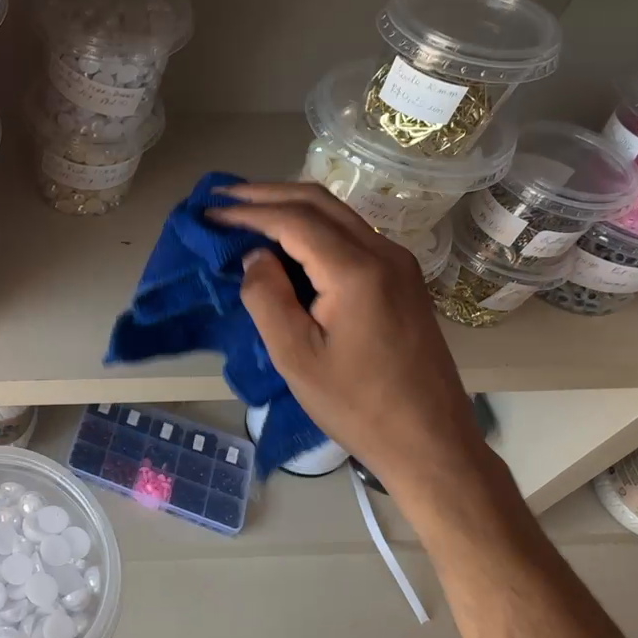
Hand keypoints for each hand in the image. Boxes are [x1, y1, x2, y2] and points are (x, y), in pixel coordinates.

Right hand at [207, 182, 487, 493]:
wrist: (430, 442)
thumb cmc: (357, 405)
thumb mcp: (295, 356)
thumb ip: (267, 297)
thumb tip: (254, 256)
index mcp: (357, 270)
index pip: (293, 220)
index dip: (246, 212)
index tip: (207, 213)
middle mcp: (384, 253)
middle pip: (318, 202)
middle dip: (265, 195)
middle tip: (219, 197)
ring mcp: (399, 264)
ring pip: (337, 213)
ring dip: (288, 206)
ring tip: (244, 210)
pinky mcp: (402, 279)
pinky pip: (350, 234)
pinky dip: (311, 226)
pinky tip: (285, 239)